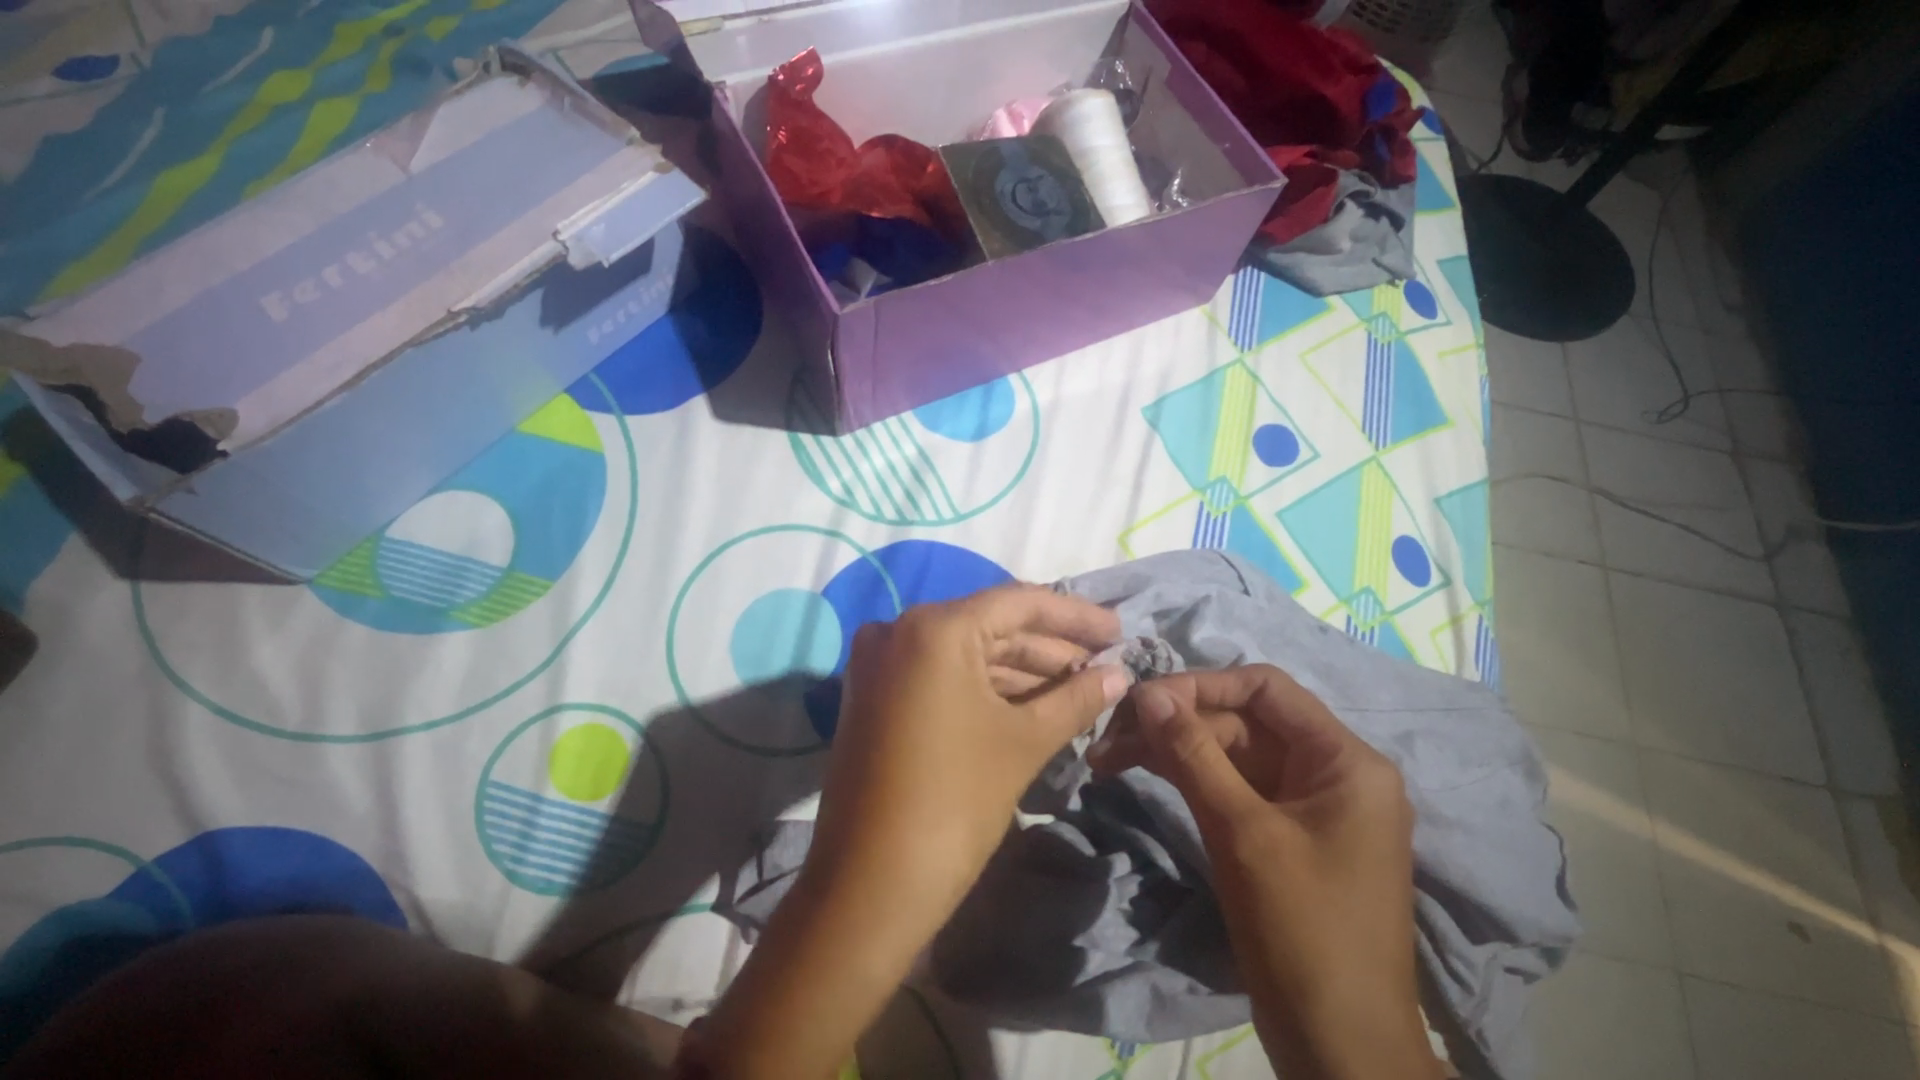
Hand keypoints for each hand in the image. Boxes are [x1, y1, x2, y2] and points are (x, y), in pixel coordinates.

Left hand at [693, 584, 1125, 1079]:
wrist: (872, 883)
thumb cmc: (955, 802)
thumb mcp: (1024, 742)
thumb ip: (1076, 698)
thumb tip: (1119, 674)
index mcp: (934, 627)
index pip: (1018, 602)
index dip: (1075, 615)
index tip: (1120, 630)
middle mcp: (899, 630)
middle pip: (990, 626)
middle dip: (1050, 647)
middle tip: (1105, 664)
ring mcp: (880, 664)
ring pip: (966, 654)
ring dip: (1022, 670)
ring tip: (1079, 687)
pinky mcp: (874, 697)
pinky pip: (941, 677)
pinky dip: (986, 687)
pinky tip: (1033, 703)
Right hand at [1093, 666, 1439, 1079]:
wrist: (1340, 1044)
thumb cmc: (1302, 928)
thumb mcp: (1242, 832)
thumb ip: (1193, 754)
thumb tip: (1147, 693)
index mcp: (1345, 760)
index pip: (1266, 688)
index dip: (1201, 683)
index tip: (1140, 698)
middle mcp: (1333, 773)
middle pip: (1245, 722)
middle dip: (1177, 724)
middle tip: (1109, 737)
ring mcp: (1309, 808)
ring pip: (1234, 758)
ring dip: (1176, 754)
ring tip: (1108, 759)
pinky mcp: (1287, 839)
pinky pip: (1237, 792)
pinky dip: (1193, 783)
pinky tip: (1145, 776)